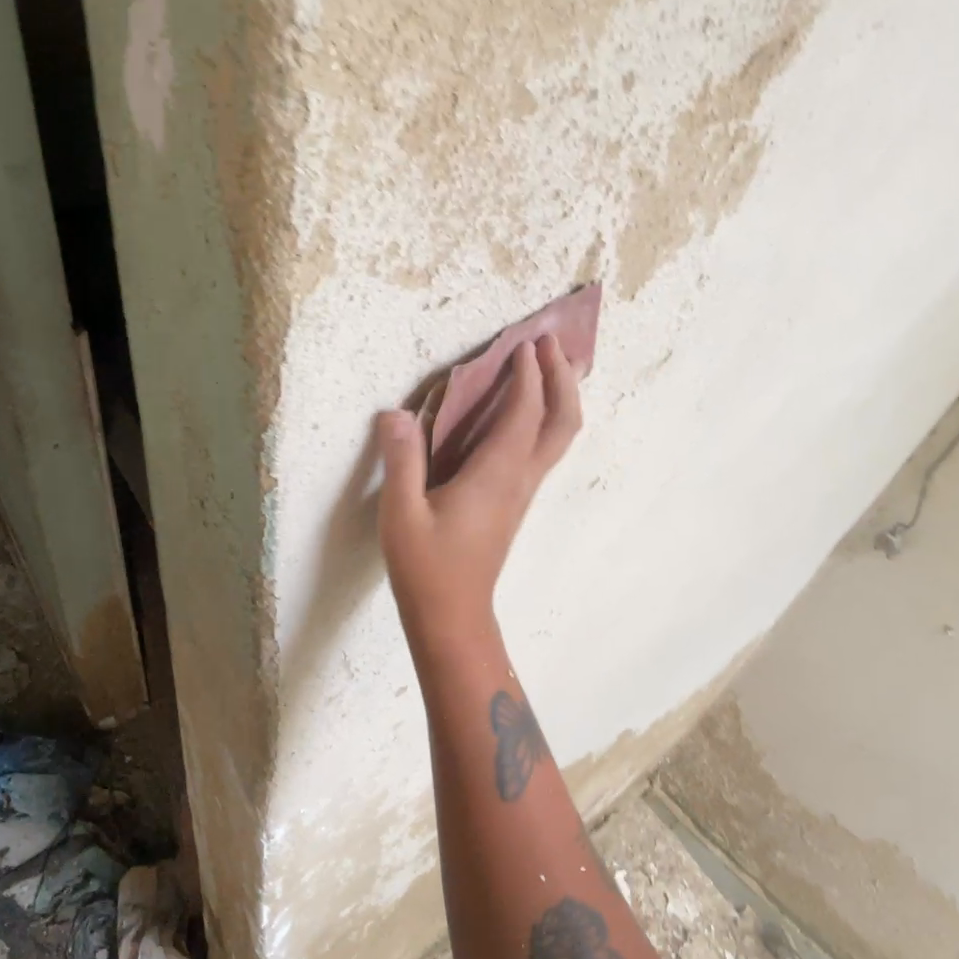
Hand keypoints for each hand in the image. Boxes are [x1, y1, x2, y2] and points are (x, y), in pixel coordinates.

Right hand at [375, 335, 582, 633]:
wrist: (452, 616)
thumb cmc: (426, 567)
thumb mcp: (402, 513)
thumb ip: (402, 461)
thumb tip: (395, 414)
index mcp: (495, 475)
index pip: (524, 413)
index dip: (528, 375)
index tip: (523, 343)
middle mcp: (519, 480)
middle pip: (562, 422)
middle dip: (562, 379)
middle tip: (552, 344)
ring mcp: (521, 493)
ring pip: (559, 438)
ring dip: (560, 397)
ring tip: (550, 367)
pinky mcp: (513, 503)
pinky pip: (541, 450)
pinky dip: (544, 419)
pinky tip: (524, 414)